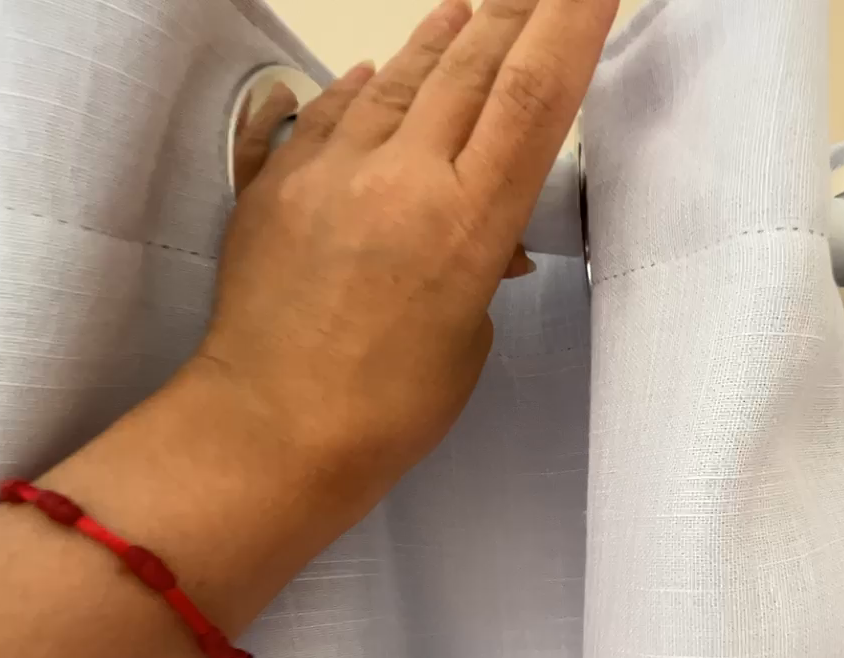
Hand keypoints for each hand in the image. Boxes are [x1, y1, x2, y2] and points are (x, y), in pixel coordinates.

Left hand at [197, 0, 616, 499]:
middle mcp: (403, 175)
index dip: (570, 27)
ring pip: (400, 78)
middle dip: (516, 15)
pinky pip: (333, 112)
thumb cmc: (397, 408)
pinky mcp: (277, 179)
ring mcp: (331, 168)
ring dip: (443, 39)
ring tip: (473, 8)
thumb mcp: (468, 337)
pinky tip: (378, 71)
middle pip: (471, 67)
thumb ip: (480, 266)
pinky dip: (368, 88)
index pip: (531, 98)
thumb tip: (486, 235)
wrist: (273, 430)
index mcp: (468, 224)